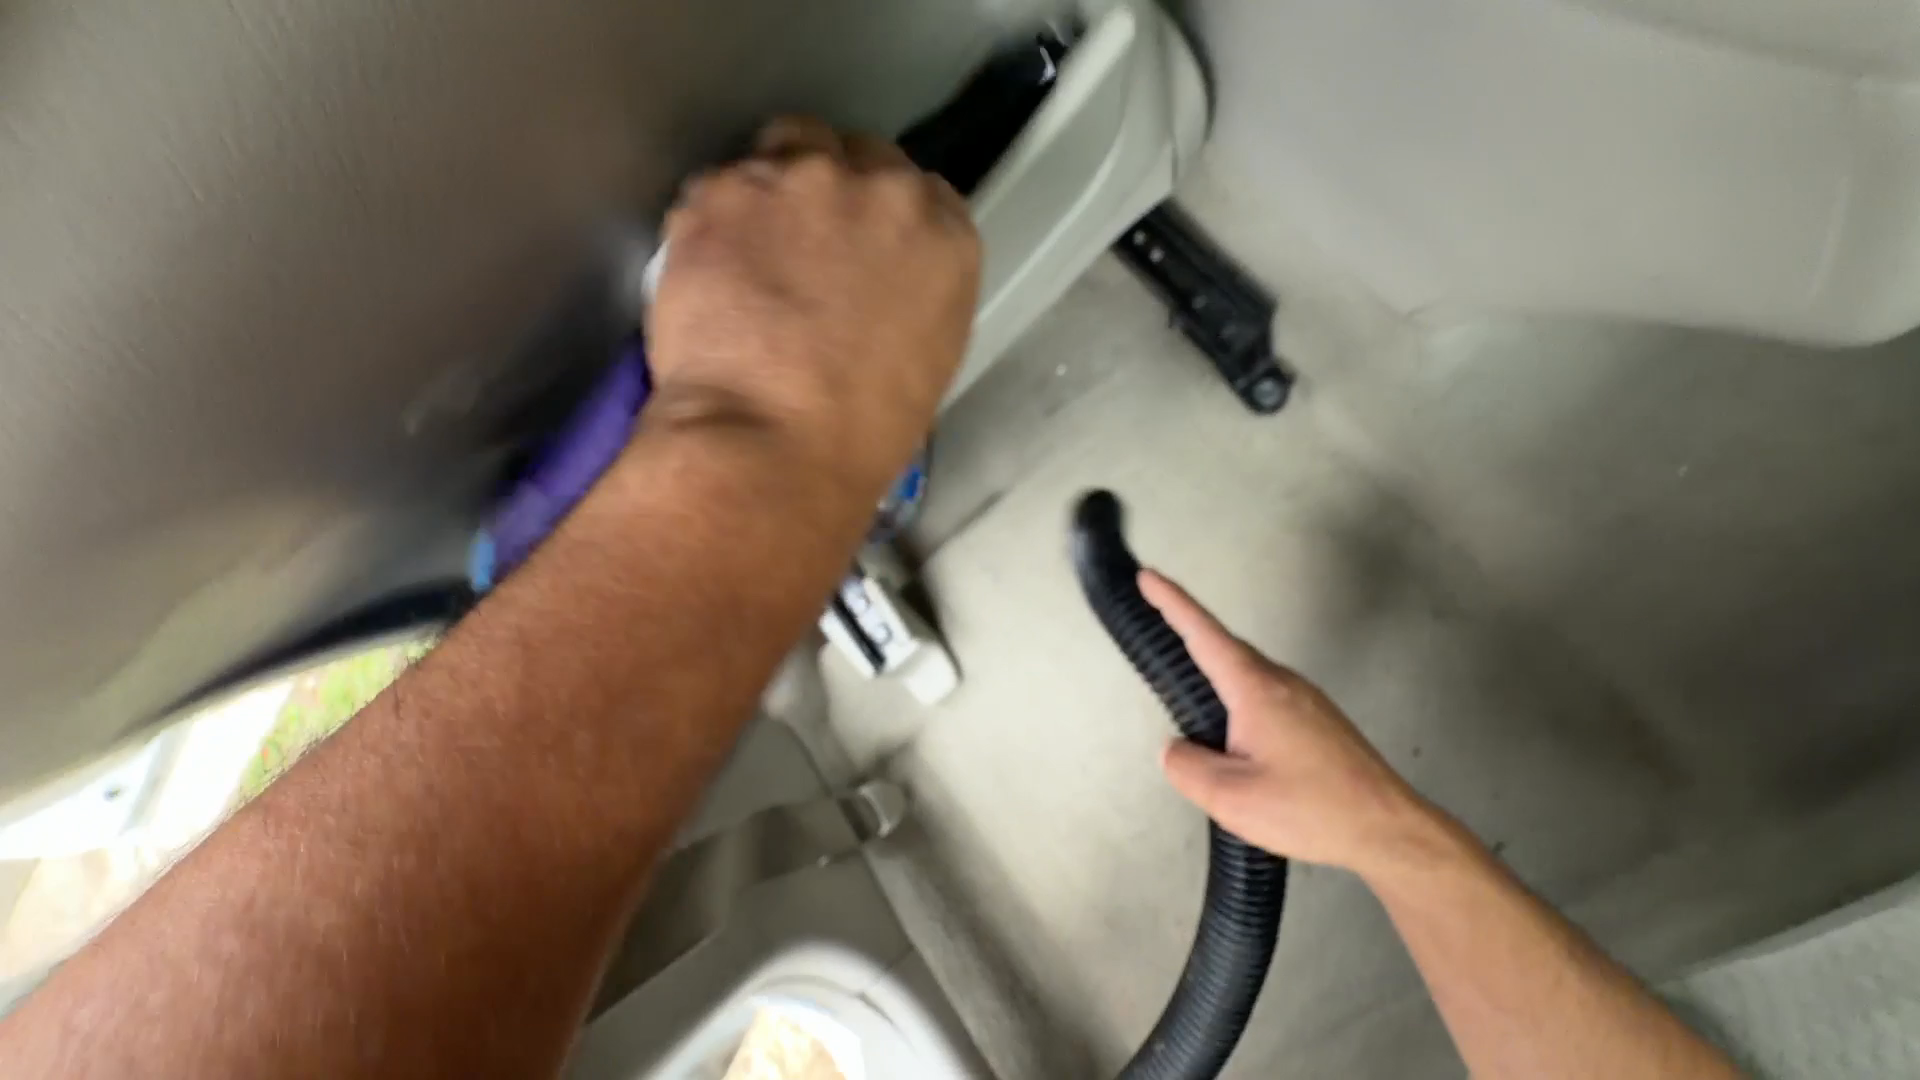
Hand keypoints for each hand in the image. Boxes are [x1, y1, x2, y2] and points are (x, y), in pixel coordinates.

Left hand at [647, 116, 981, 495]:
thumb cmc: (862, 432)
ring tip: (755, 250)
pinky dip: (718, 221)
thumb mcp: (924, 359)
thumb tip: (872, 282)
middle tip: (807, 249)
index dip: (886, 219)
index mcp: (944, 238)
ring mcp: (800, 182)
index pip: (922, 193)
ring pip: (788, 148)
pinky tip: (713, 273)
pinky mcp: (724, 192)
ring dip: (778, 187)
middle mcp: (881, 191)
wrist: (772, 443)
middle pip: (857, 157)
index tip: (864, 250)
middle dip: (836, 192)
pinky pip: (721, 186)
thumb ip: (910, 293)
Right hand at [1143, 570, 1450, 876]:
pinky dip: (1236, 698)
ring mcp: (1304, 699)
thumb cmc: (1310, 809)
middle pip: (1224, 648)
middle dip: (1188, 633)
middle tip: (1155, 627)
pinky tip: (1233, 735)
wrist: (1389, 830)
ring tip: (1189, 700)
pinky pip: (1263, 695)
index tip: (1147, 577)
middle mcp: (1281, 682)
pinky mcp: (1317, 720)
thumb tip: (1174, 748)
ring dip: (1214, 675)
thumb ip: (1186, 766)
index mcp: (1255, 689)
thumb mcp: (1231, 798)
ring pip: (1245, 675)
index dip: (1171, 602)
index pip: (1203, 633)